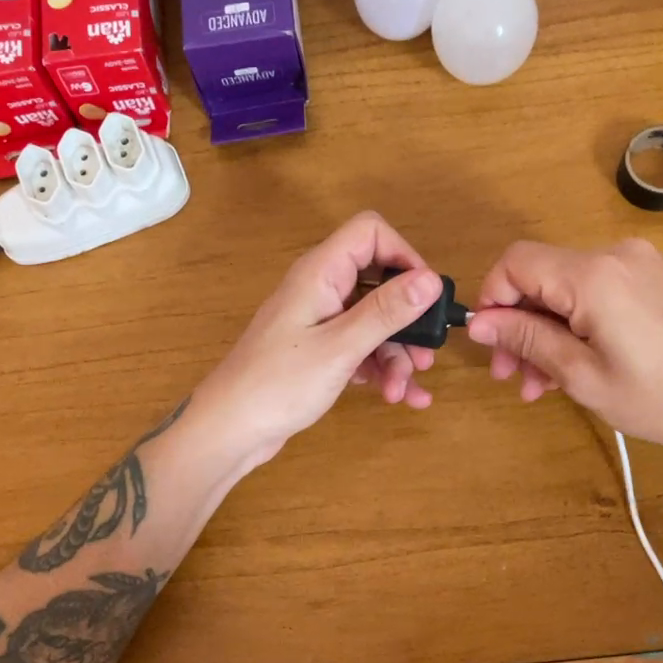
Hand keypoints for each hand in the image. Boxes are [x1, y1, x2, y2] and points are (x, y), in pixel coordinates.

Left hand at [196, 212, 444, 467]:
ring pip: (372, 324)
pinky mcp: (317, 353)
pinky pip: (359, 350)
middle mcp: (320, 290)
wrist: (231, 429)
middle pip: (378, 284)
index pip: (370, 233)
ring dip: (395, 356)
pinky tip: (399, 397)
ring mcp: (318, 322)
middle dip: (406, 321)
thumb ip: (386, 312)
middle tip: (425, 357)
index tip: (426, 296)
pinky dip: (379, 370)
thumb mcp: (340, 347)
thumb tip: (431, 280)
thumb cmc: (279, 383)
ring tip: (402, 392)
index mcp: (320, 274)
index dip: (404, 256)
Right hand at [465, 238, 662, 472]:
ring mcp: (641, 265)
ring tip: (542, 386)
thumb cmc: (662, 399)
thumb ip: (527, 340)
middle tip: (511, 378)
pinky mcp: (657, 280)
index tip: (488, 344)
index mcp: (595, 275)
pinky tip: (574, 368)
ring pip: (568, 289)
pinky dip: (576, 325)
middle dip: (518, 325)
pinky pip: (598, 294)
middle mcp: (617, 255)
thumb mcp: (582, 376)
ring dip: (546, 332)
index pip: (517, 262)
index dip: (491, 298)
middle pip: (542, 277)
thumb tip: (477, 322)